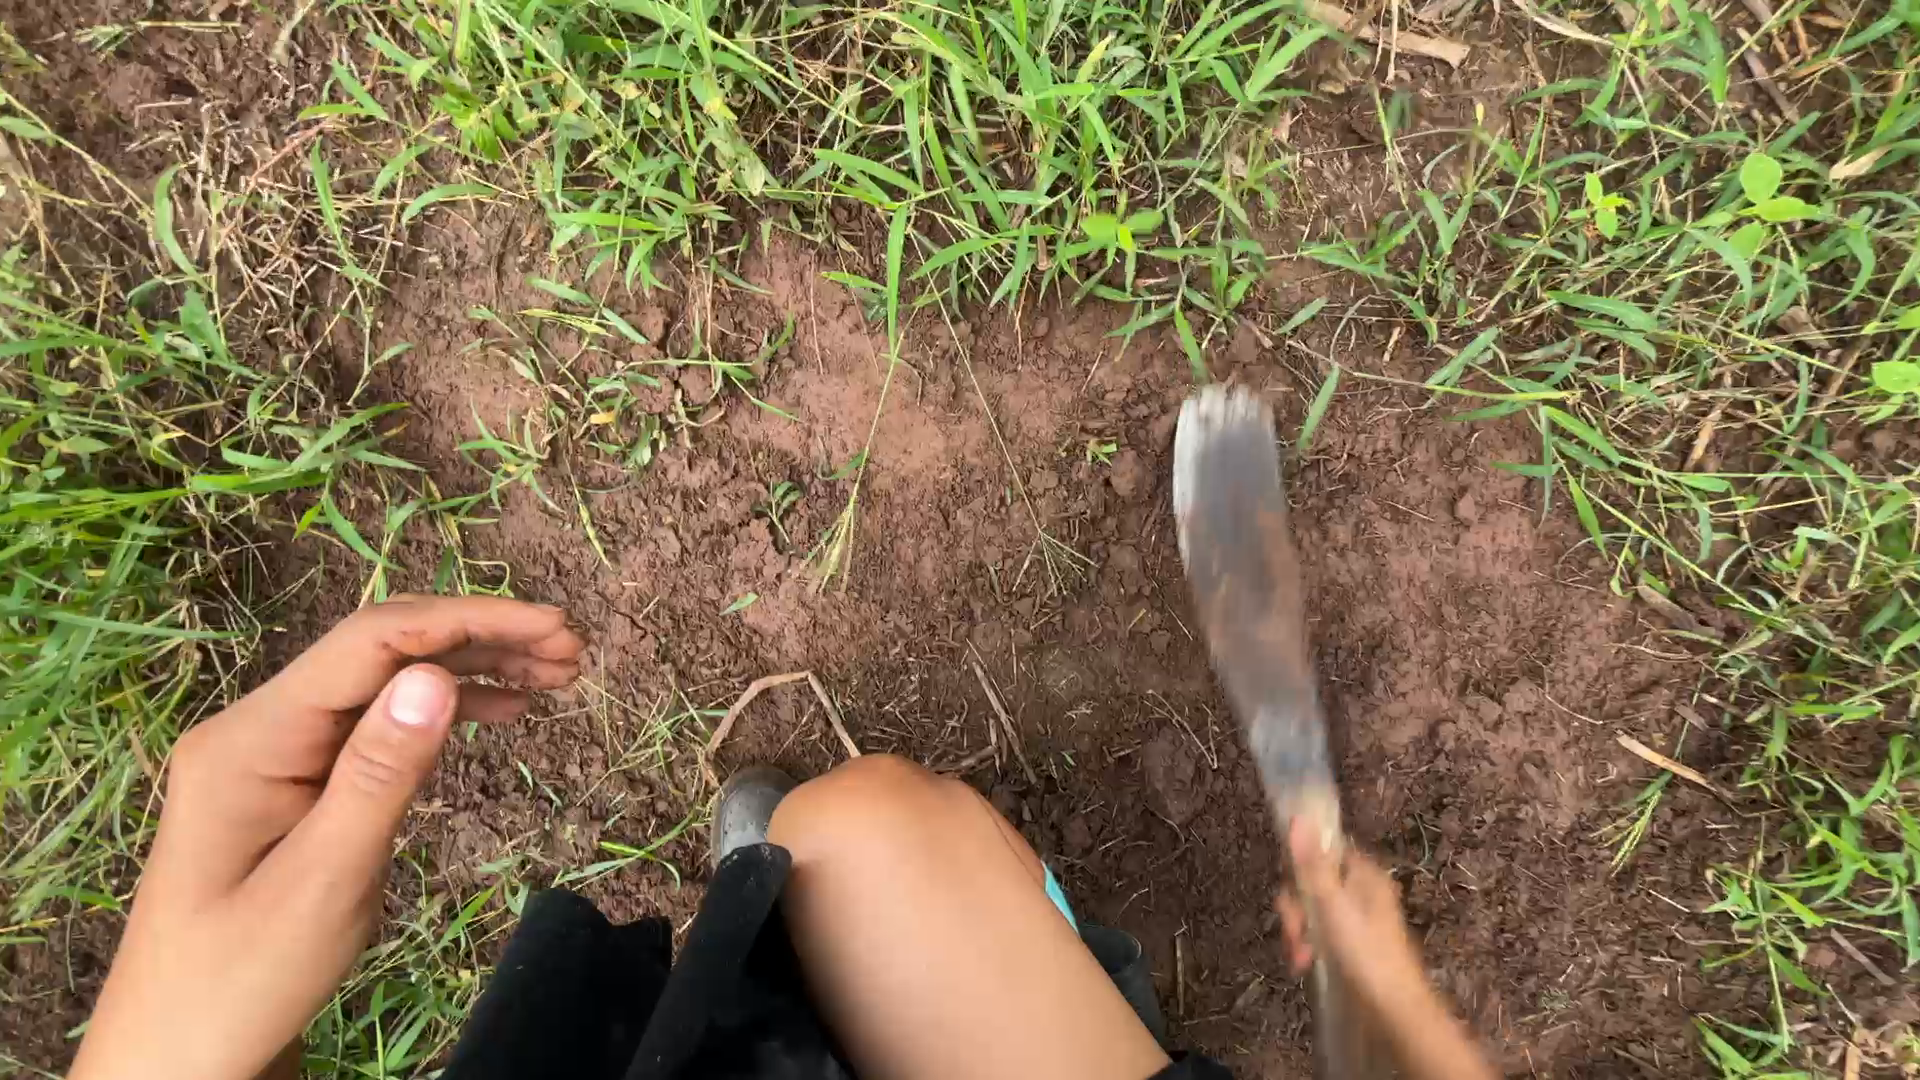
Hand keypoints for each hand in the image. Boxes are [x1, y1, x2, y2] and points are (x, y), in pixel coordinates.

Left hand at [70, 594, 583, 1079]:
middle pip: (391, 647)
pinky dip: (460, 702)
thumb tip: (435, 678)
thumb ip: (379, 773)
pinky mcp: (315, 769)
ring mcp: (292, 745)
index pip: (374, 642)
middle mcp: (269, 723)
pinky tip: (512, 708)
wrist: (186, 1052)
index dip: (470, 620)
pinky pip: (395, 714)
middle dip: (487, 635)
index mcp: (255, 738)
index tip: (551, 626)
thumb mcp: (324, 881)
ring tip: (560, 672)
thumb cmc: (246, 977)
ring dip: (482, 663)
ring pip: (400, 675)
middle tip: (572, 648)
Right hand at [1274, 819, 1496, 1079]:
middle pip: (1311, 878)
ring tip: (1299, 954)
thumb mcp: (1332, 904)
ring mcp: (1354, 916)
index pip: (1322, 847)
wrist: (1396, 1013)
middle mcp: (1359, 889)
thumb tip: (1298, 817)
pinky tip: (1303, 961)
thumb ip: (1312, 863)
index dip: (1299, 861)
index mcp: (1363, 873)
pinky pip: (1317, 929)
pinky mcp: (1348, 941)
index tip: (1288, 881)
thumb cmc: (1366, 954)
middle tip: (1295, 928)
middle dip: (1295, 905)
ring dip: (1298, 929)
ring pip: (1310, 906)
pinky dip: (1306, 943)